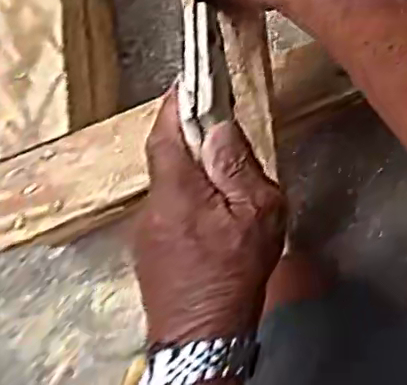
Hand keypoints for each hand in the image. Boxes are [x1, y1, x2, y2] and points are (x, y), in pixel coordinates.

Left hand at [134, 91, 286, 343]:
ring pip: (170, 176)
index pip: (166, 137)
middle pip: (165, 154)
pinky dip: (191, 177)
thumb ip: (237, 166)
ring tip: (221, 139)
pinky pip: (172, 196)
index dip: (173, 105)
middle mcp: (154, 206)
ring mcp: (149, 227)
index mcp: (179, 192)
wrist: (204, 327)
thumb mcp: (256, 209)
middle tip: (212, 100)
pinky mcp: (154, 241)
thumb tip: (219, 127)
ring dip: (192, 153)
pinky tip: (216, 183)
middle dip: (186, 125)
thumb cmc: (238, 264)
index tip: (185, 78)